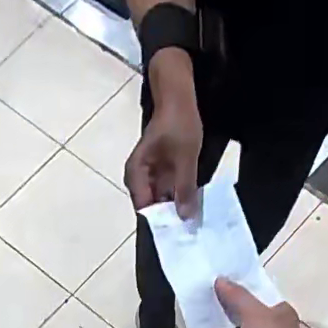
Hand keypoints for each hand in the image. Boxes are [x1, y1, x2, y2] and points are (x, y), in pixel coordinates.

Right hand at [126, 48, 204, 216]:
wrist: (178, 95)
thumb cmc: (178, 123)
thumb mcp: (185, 158)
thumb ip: (184, 188)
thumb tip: (185, 217)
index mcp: (135, 175)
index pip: (144, 207)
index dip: (160, 220)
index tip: (177, 232)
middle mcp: (137, 178)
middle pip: (151, 205)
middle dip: (169, 215)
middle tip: (189, 228)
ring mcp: (148, 175)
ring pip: (160, 198)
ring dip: (175, 205)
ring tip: (193, 216)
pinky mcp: (159, 171)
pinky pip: (167, 189)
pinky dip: (178, 194)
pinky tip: (192, 200)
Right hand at [204, 278, 325, 327]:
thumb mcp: (258, 315)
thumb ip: (237, 298)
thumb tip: (219, 280)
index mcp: (274, 311)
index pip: (254, 292)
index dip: (236, 283)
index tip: (216, 272)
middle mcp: (261, 324)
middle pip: (236, 308)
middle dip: (220, 299)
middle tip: (197, 286)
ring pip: (224, 326)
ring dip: (210, 317)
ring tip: (190, 303)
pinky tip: (192, 326)